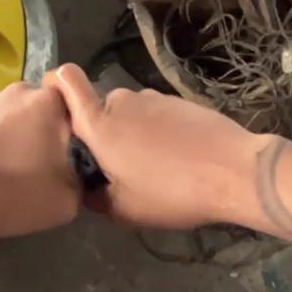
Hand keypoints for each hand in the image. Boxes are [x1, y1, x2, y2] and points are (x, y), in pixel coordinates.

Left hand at [0, 82, 80, 238]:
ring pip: (6, 118)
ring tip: (0, 173)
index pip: (75, 104)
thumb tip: (75, 177)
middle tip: (36, 167)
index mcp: (46, 104)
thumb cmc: (8, 193)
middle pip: (38, 110)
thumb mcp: (63, 203)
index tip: (70, 153)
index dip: (75, 128)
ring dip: (8, 139)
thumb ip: (80, 184)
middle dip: (40, 133)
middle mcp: (13, 93)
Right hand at [45, 64, 261, 229]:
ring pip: (130, 113)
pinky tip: (177, 159)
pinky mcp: (182, 101)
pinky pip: (156, 115)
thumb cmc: (172, 191)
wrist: (236, 171)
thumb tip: (89, 192)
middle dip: (103, 133)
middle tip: (117, 167)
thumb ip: (97, 198)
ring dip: (133, 134)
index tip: (57, 106)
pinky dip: (158, 132)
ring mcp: (155, 98)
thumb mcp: (126, 210)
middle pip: (99, 108)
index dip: (55, 85)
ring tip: (152, 168)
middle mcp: (122, 101)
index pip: (66, 81)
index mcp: (99, 125)